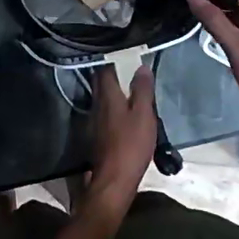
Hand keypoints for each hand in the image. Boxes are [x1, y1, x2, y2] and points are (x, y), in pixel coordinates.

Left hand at [86, 65, 156, 207]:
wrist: (114, 179)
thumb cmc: (131, 144)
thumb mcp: (143, 114)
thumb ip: (142, 90)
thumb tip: (141, 67)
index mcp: (107, 96)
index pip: (105, 70)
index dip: (115, 62)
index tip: (129, 60)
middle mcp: (96, 105)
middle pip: (101, 84)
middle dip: (114, 76)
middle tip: (133, 76)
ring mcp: (94, 121)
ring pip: (102, 99)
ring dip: (115, 94)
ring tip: (133, 95)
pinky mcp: (97, 135)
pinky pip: (105, 113)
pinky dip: (114, 109)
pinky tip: (126, 116)